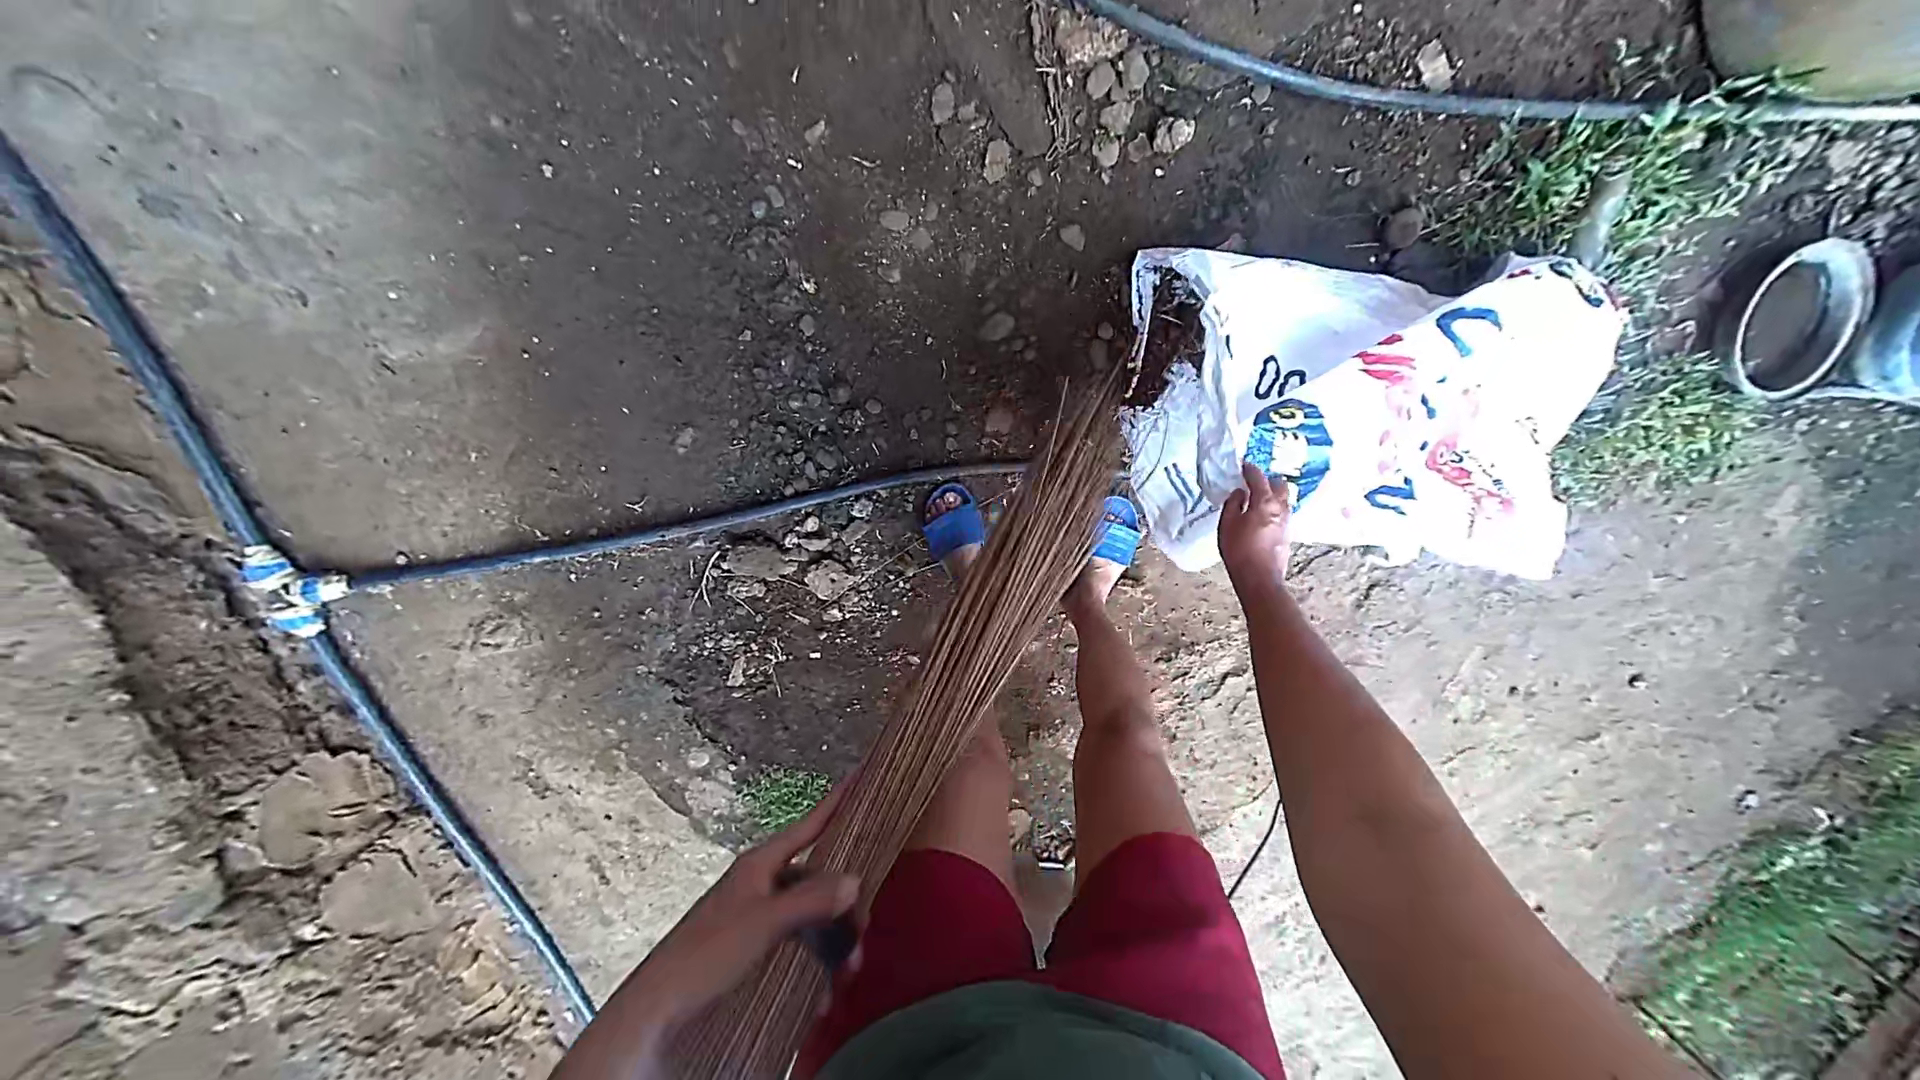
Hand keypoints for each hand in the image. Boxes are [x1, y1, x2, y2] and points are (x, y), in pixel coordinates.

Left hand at [592, 791, 858, 1040]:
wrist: (657, 1013)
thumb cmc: (704, 956)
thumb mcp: (762, 923)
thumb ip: (810, 900)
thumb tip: (854, 881)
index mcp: (762, 864)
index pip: (809, 825)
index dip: (836, 802)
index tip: (861, 776)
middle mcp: (765, 883)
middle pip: (819, 881)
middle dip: (844, 909)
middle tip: (860, 936)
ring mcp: (761, 914)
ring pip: (813, 917)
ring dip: (833, 945)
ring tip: (844, 975)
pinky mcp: (757, 946)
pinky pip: (800, 945)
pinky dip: (815, 965)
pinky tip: (822, 992)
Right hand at [1219, 460, 1291, 593]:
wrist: (1260, 578)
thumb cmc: (1239, 550)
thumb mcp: (1227, 525)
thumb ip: (1233, 504)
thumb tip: (1240, 492)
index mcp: (1264, 502)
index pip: (1258, 478)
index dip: (1250, 469)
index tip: (1243, 465)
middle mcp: (1281, 507)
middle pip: (1279, 485)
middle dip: (1267, 480)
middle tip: (1253, 483)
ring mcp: (1287, 520)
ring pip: (1284, 499)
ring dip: (1273, 495)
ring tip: (1258, 499)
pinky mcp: (1288, 532)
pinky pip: (1283, 512)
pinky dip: (1274, 508)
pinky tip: (1263, 516)